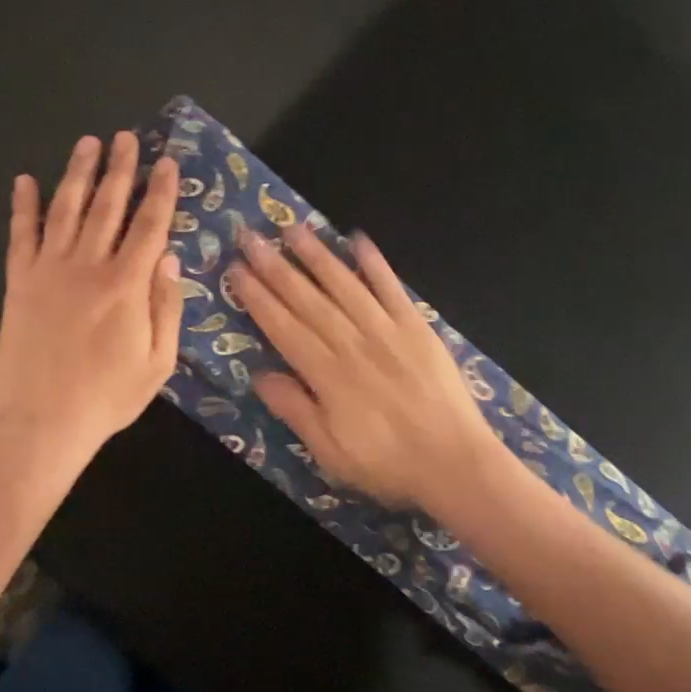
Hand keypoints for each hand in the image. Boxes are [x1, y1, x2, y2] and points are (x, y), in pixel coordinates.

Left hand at [0, 132, 182, 468]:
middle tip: (126, 137)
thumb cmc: (108, 398)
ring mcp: (49, 271)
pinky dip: (23, 206)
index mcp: (126, 286)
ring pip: (66, 210)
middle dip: (120, 168)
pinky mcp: (18, 283)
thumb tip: (170, 256)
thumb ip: (166, 306)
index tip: (167, 161)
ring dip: (78, 174)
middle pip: (108, 206)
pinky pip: (21, 236)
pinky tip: (25, 181)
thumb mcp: (157, 362)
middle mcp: (88, 267)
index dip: (160, 191)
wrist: (43, 423)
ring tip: (87, 144)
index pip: (149, 225)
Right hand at [229, 226, 501, 509]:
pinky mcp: (417, 328)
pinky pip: (392, 288)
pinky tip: (357, 239)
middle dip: (275, 266)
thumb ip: (295, 409)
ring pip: (344, 285)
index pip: (283, 327)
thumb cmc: (387, 464)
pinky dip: (374, 263)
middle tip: (250, 236)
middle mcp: (352, 342)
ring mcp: (386, 330)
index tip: (235, 270)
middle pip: (307, 298)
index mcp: (327, 374)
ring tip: (292, 227)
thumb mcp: (329, 452)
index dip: (257, 298)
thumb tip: (259, 375)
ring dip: (316, 255)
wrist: (455, 463)